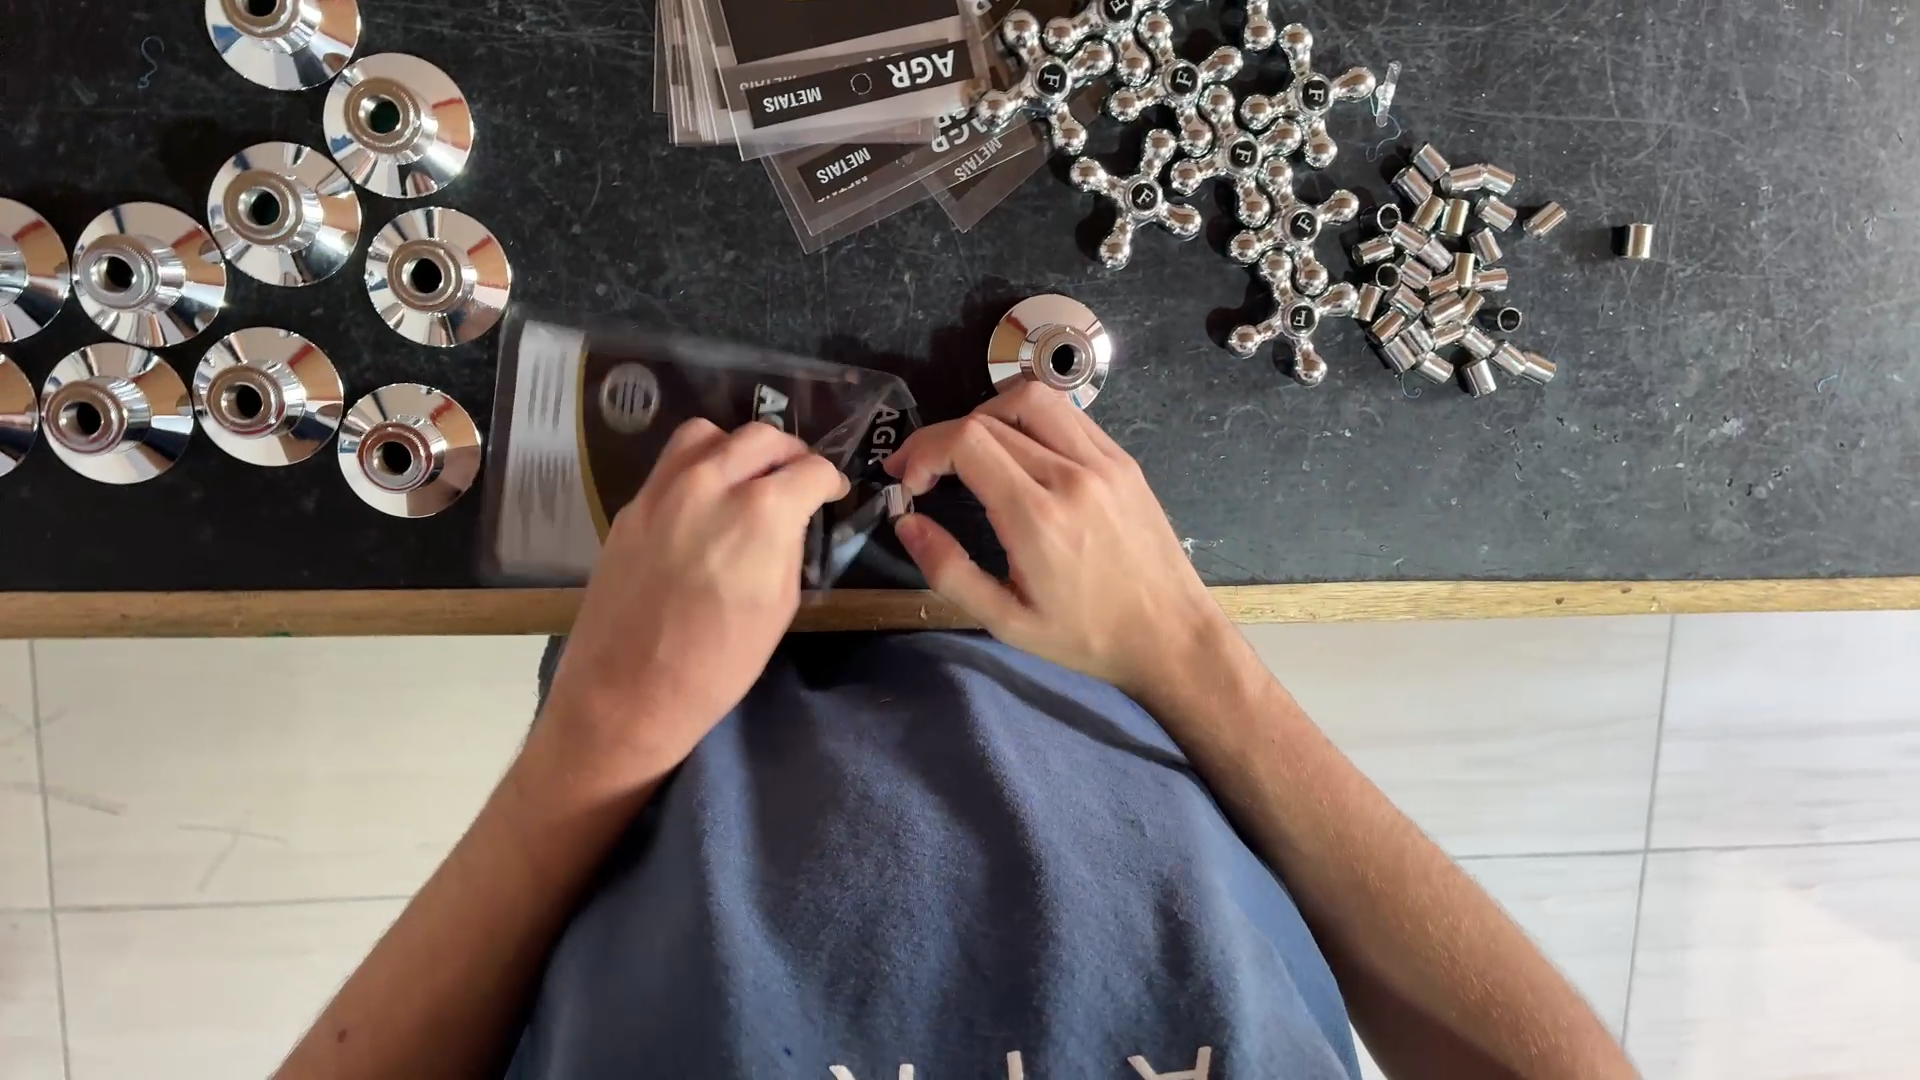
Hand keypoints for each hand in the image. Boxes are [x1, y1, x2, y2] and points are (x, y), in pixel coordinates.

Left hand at [543, 420, 848, 783]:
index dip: (830, 480)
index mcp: (762, 514)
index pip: (811, 469)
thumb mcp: (780, 606)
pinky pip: (672, 462)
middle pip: (762, 436)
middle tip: (796, 480)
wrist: (628, 692)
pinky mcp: (632, 506)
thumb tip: (790, 519)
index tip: (831, 492)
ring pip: (709, 433)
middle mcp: (712, 484)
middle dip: (790, 454)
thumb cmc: (719, 663)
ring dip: (739, 448)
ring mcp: (664, 490)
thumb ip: (789, 546)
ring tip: (747, 476)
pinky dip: (700, 465)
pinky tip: (706, 500)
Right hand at [884, 382, 1230, 704]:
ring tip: (971, 452)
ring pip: (1033, 399)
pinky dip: (1030, 420)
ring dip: (987, 415)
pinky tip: (1020, 452)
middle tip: (925, 472)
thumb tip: (908, 522)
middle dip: (942, 437)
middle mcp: (1071, 475)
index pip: (967, 441)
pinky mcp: (1124, 461)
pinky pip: (1068, 416)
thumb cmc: (1086, 637)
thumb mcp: (1006, 621)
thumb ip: (949, 571)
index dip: (923, 450)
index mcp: (1038, 517)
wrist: (1172, 636)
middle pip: (990, 418)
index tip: (909, 481)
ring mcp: (1104, 462)